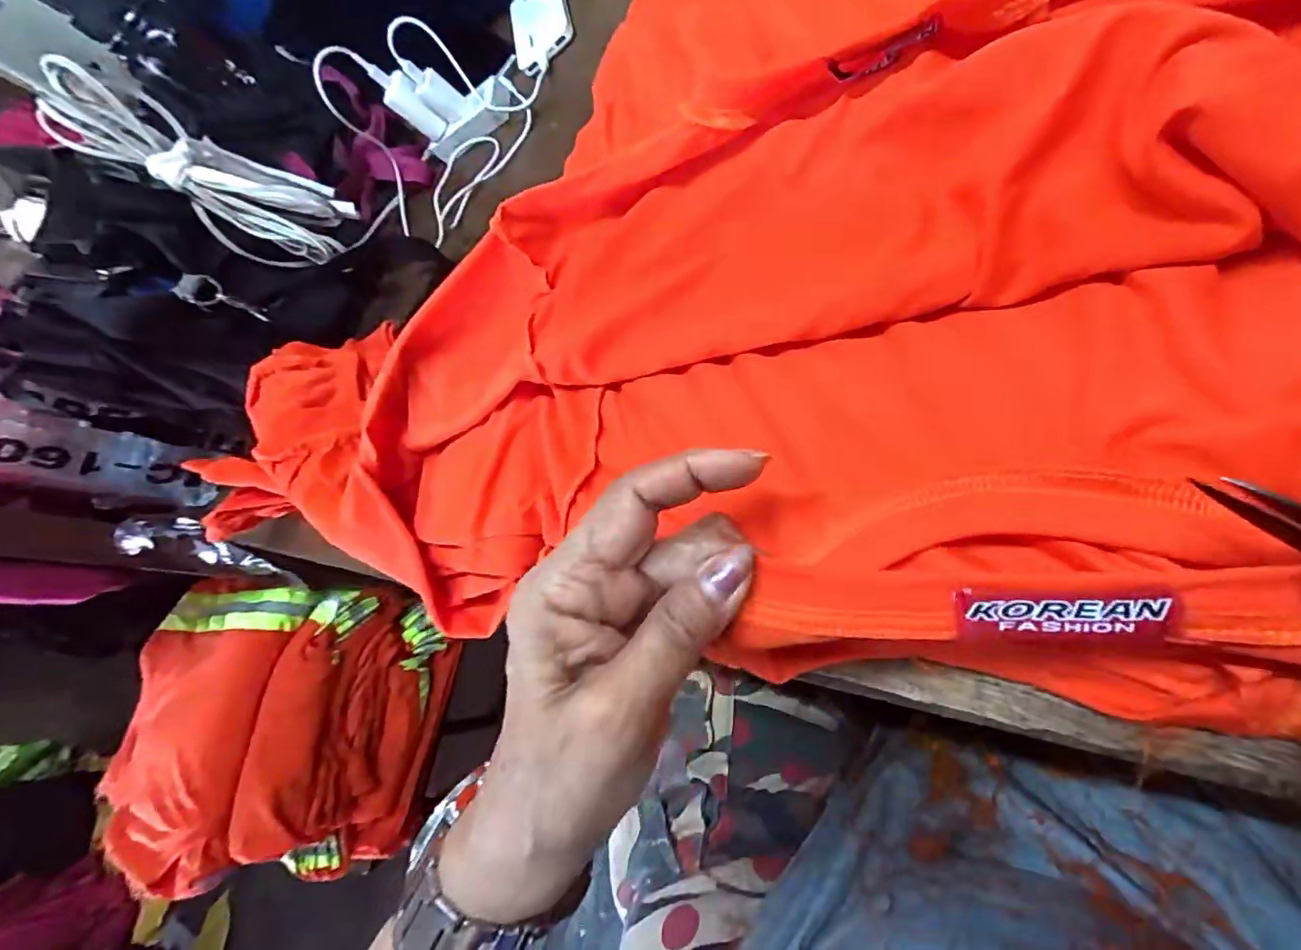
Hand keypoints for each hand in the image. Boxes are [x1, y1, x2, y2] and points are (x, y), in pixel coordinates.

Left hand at [436, 449, 765, 923]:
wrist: (544, 835)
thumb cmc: (562, 774)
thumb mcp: (620, 705)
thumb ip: (679, 629)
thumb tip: (742, 561)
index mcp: (566, 583)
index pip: (633, 500)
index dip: (693, 471)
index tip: (756, 465)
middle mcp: (595, 579)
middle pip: (677, 535)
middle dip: (721, 557)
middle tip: (736, 615)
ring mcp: (624, 602)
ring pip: (696, 565)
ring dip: (728, 585)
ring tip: (734, 633)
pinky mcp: (649, 626)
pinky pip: (701, 596)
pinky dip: (725, 603)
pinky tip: (738, 627)